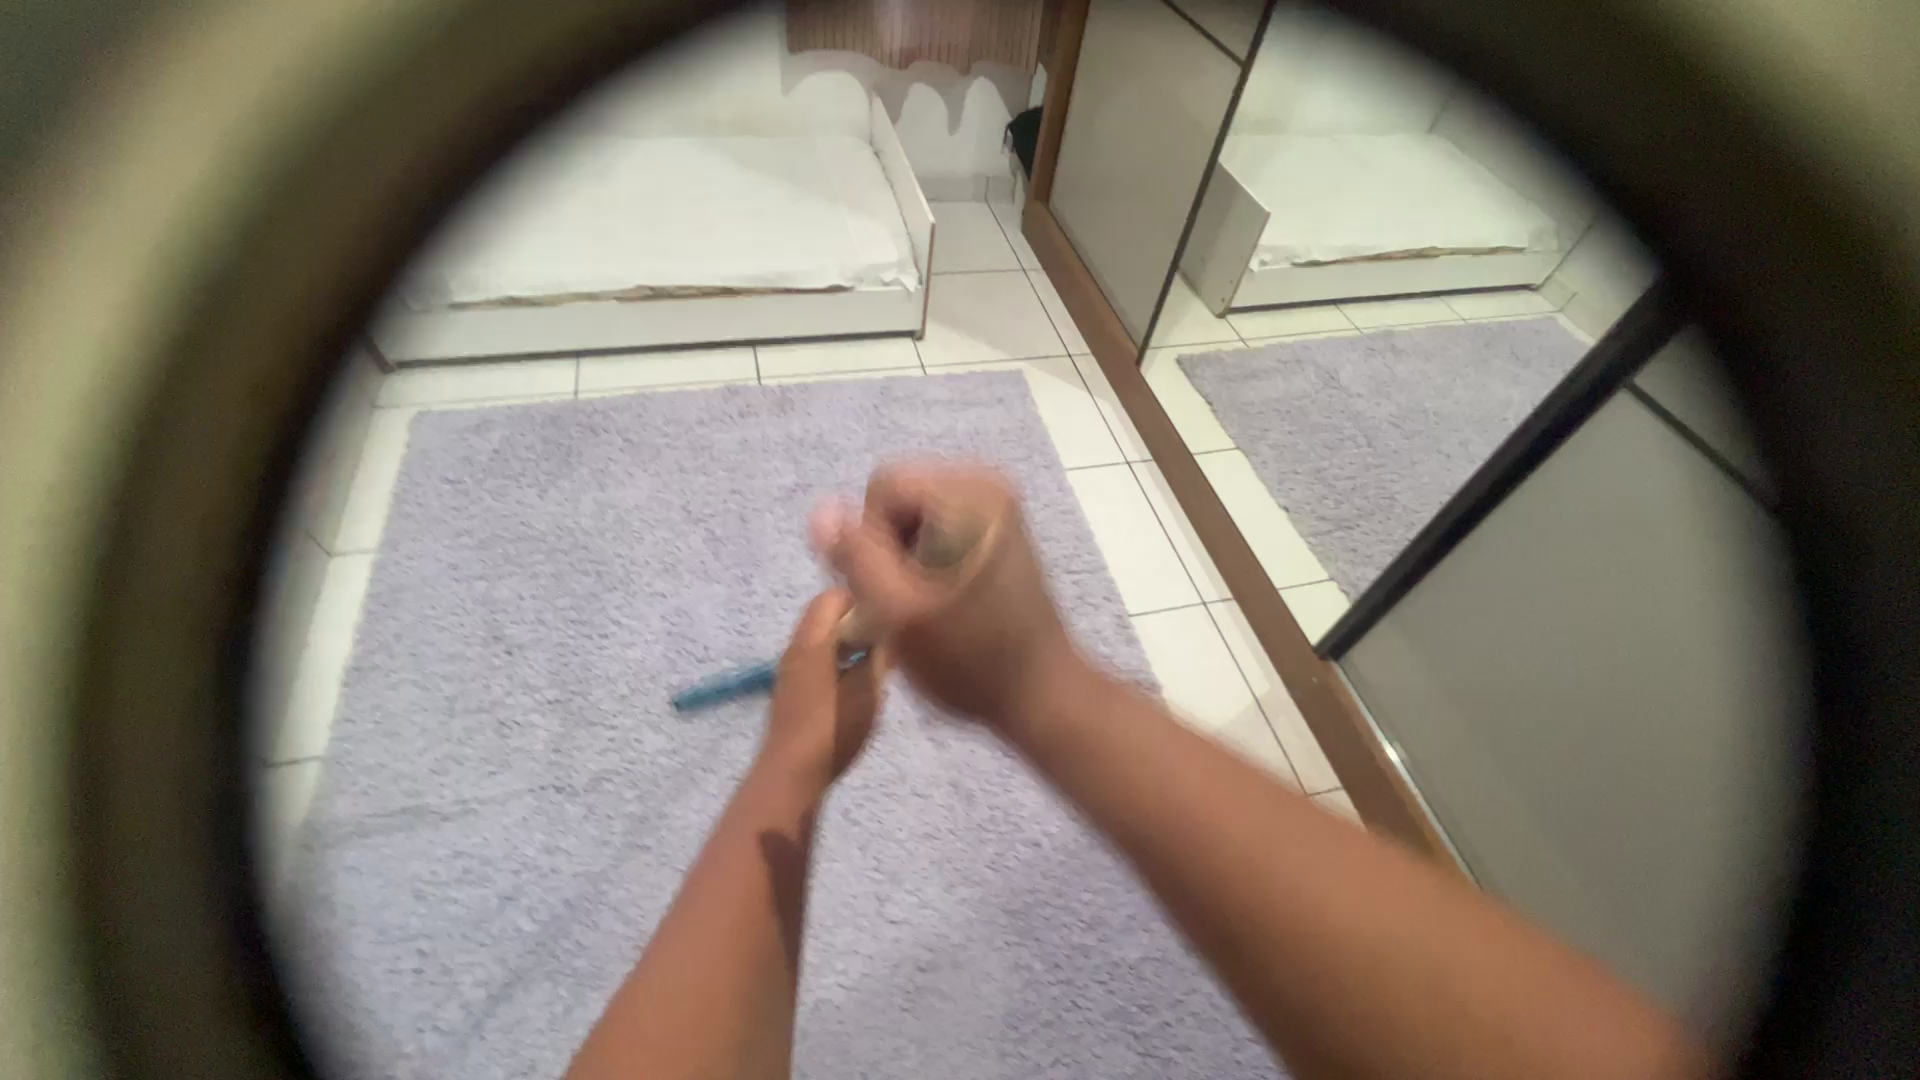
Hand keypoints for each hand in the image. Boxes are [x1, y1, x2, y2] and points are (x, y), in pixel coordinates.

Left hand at [756, 588, 886, 796]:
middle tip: (886, 638)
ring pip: (820, 638)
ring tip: (876, 659)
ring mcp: (790, 670)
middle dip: (856, 620)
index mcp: (811, 641)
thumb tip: (890, 633)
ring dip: (847, 641)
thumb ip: (880, 656)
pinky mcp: (792, 690)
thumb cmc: (831, 730)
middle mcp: (795, 648)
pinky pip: (816, 658)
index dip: (861, 599)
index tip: (888, 615)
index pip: (832, 597)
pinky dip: (837, 659)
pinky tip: (857, 682)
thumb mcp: (868, 692)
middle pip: (824, 615)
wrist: (790, 776)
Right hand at [809, 463, 1084, 728]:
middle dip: (888, 549)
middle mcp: (989, 484)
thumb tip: (821, 511)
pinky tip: (941, 602)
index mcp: (971, 493)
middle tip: (906, 605)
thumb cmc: (971, 660)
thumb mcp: (899, 614)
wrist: (1041, 692)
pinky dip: (927, 562)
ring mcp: (998, 506)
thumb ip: (855, 557)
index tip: (892, 592)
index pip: (882, 487)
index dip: (870, 541)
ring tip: (923, 608)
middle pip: (898, 497)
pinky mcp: (1000, 530)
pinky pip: (938, 529)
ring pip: (913, 516)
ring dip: (904, 559)